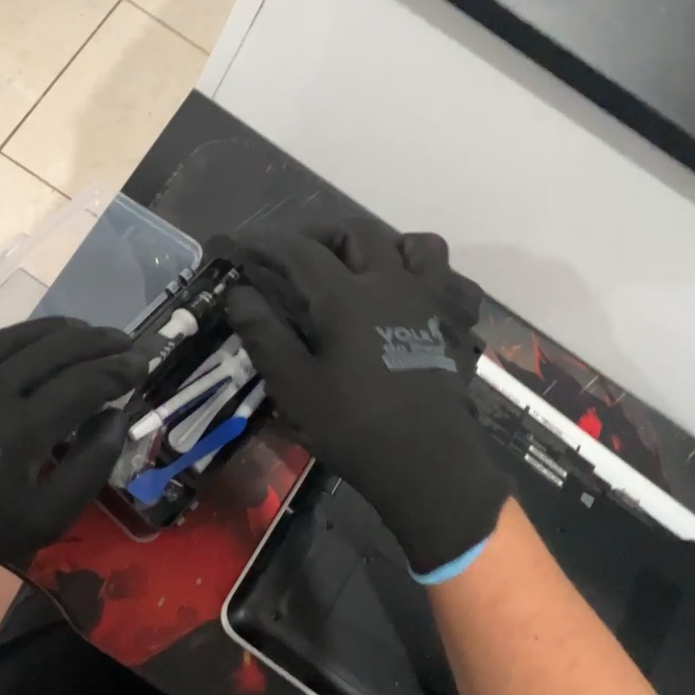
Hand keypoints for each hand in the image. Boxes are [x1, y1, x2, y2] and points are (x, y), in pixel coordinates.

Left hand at [0, 317, 143, 648]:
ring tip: (84, 331)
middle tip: (125, 342)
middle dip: (98, 342)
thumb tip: (116, 418)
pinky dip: (5, 334)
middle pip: (56, 349)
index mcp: (25, 427)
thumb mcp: (48, 517)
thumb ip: (89, 467)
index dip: (120, 369)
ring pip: (17, 336)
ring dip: (57, 330)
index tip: (143, 364)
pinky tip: (20, 340)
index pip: (86, 382)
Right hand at [220, 220, 509, 581]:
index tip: (244, 246)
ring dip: (383, 245)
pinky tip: (411, 296)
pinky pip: (451, 280)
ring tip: (359, 266)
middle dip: (321, 234)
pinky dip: (429, 276)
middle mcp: (393, 284)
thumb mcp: (294, 386)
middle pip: (359, 233)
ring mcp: (432, 301)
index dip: (268, 243)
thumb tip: (239, 294)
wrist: (426, 461)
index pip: (301, 252)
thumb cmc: (351, 426)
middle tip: (295, 254)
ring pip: (417, 245)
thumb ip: (264, 334)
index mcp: (347, 298)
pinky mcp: (455, 325)